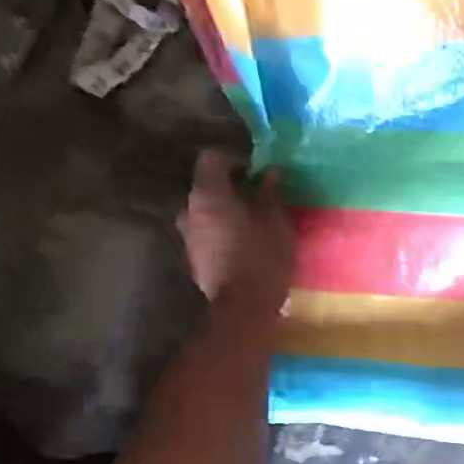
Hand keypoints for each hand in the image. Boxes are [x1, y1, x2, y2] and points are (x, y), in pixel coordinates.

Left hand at [177, 149, 294, 320]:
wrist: (243, 306)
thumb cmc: (263, 258)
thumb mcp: (276, 222)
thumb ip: (270, 193)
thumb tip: (270, 172)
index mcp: (209, 194)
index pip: (212, 157)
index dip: (236, 158)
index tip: (258, 171)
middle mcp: (189, 208)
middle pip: (208, 185)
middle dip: (233, 188)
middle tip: (260, 199)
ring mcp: (188, 234)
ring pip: (207, 210)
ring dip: (228, 211)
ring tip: (254, 224)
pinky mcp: (193, 256)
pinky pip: (208, 232)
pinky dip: (224, 230)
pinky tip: (245, 245)